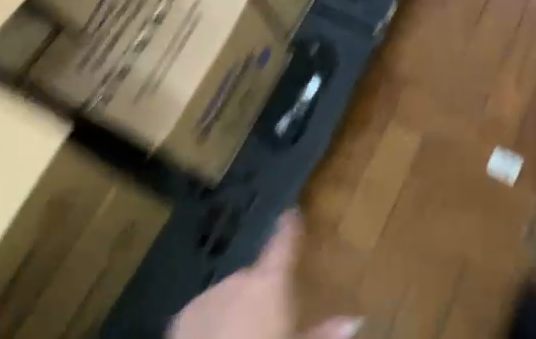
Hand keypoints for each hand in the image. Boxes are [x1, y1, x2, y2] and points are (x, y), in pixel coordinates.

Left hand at [169, 211, 361, 338]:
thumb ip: (322, 332)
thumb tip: (354, 320)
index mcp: (269, 283)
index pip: (283, 245)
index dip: (289, 227)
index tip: (292, 210)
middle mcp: (238, 278)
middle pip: (256, 278)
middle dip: (262, 293)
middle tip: (270, 322)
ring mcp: (207, 295)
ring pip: (229, 296)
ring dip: (237, 309)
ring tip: (245, 337)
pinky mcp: (181, 317)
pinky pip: (205, 312)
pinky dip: (212, 322)